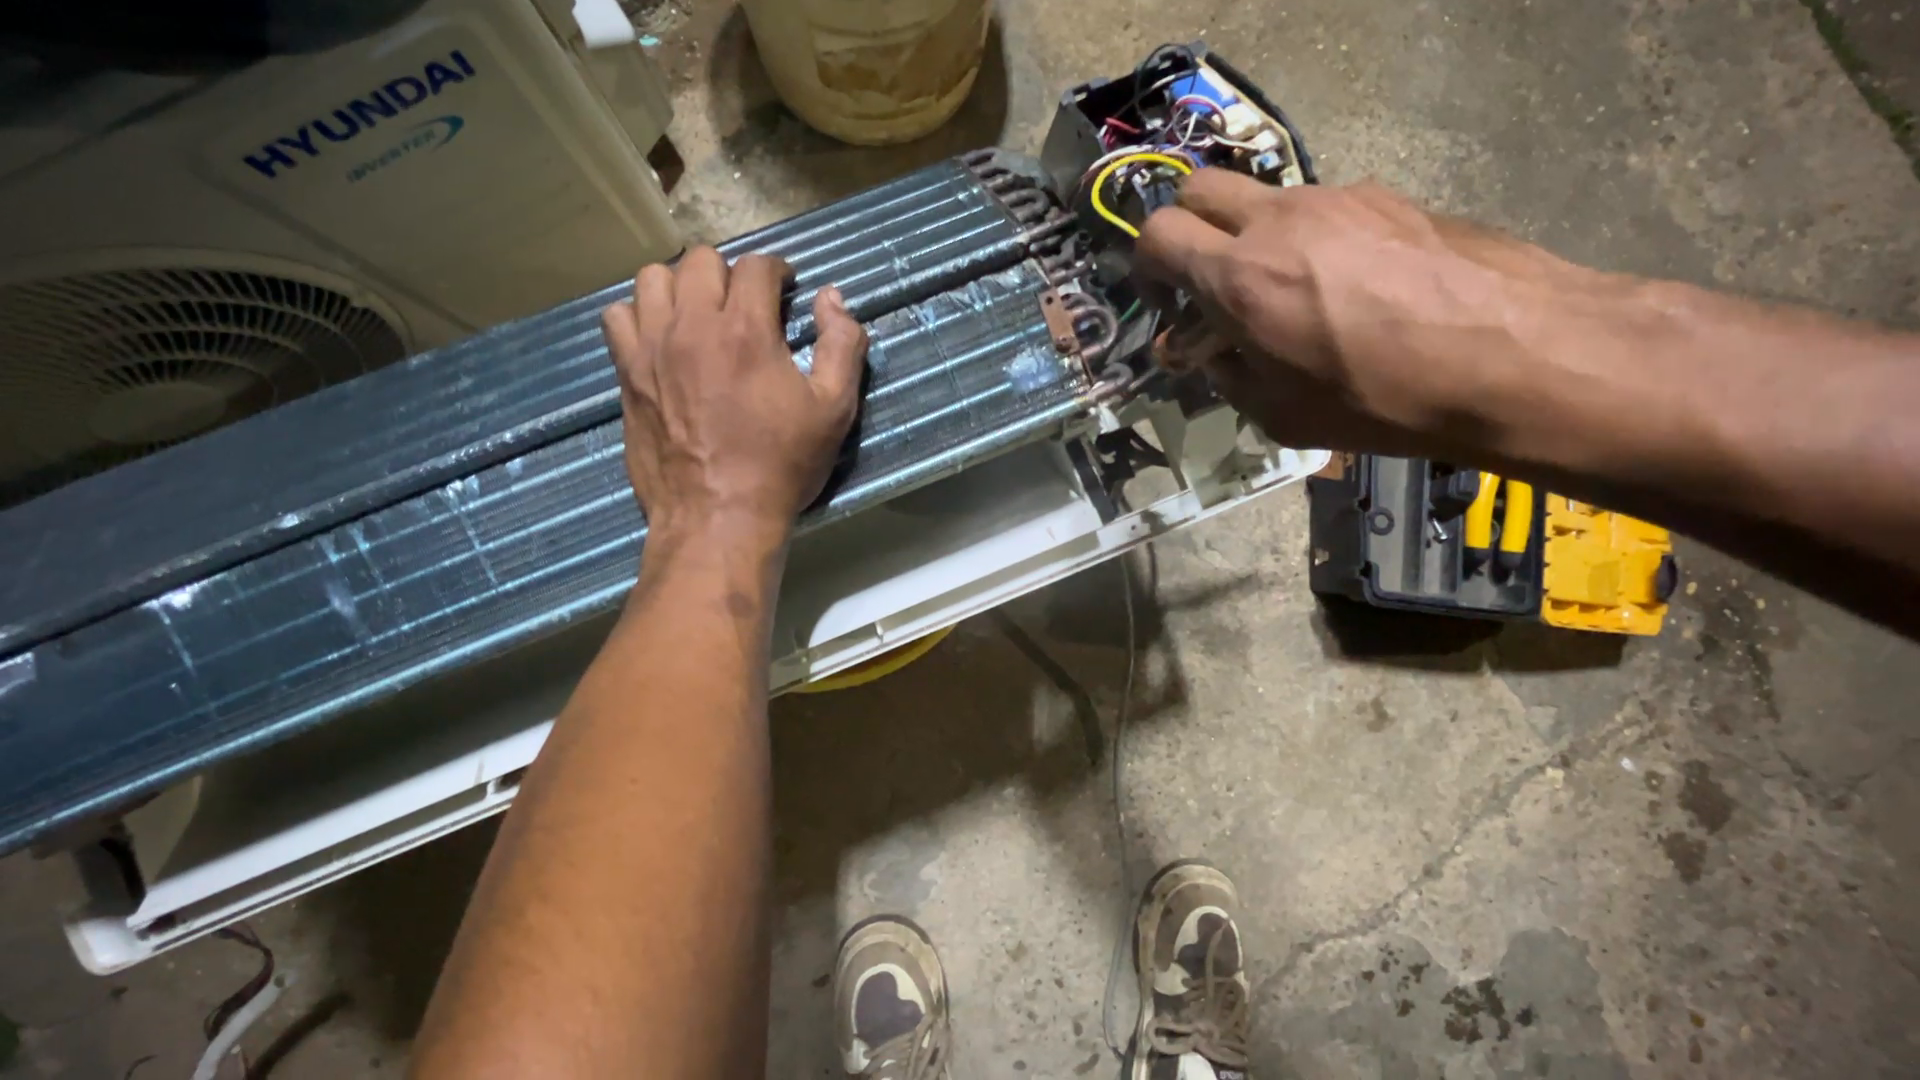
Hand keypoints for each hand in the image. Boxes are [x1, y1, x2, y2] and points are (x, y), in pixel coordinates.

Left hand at [600, 248, 867, 543]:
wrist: (717, 517)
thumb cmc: (781, 466)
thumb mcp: (833, 410)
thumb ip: (841, 346)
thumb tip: (832, 298)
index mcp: (746, 330)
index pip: (756, 267)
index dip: (778, 271)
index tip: (785, 289)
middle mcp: (692, 326)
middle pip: (701, 260)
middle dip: (730, 274)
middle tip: (745, 305)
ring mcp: (651, 348)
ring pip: (653, 279)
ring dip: (681, 286)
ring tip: (699, 314)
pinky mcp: (627, 374)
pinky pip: (618, 317)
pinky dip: (639, 316)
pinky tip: (660, 338)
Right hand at [1134, 172, 1610, 456]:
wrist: (1511, 355)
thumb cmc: (1380, 400)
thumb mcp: (1279, 415)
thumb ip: (1226, 375)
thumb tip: (1208, 353)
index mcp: (1239, 278)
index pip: (1157, 237)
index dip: (1146, 267)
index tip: (1165, 301)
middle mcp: (1277, 222)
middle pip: (1197, 189)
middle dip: (1187, 230)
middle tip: (1207, 279)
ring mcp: (1334, 200)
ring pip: (1261, 198)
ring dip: (1251, 236)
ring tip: (1288, 291)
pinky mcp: (1383, 196)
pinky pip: (1321, 208)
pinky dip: (1309, 238)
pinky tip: (1348, 285)